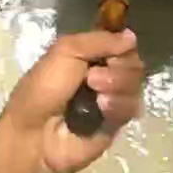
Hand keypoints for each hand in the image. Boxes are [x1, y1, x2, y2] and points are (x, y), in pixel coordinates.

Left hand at [0, 30, 144, 172]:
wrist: (36, 136)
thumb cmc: (44, 89)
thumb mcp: (65, 50)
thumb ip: (101, 39)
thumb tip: (132, 37)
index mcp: (90, 55)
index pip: (122, 43)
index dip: (122, 46)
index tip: (112, 52)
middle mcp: (105, 73)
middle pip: (133, 62)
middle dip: (118, 68)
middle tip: (92, 78)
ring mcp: (112, 97)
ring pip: (135, 84)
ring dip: (116, 87)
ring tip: (96, 97)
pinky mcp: (117, 121)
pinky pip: (131, 106)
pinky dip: (117, 106)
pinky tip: (101, 111)